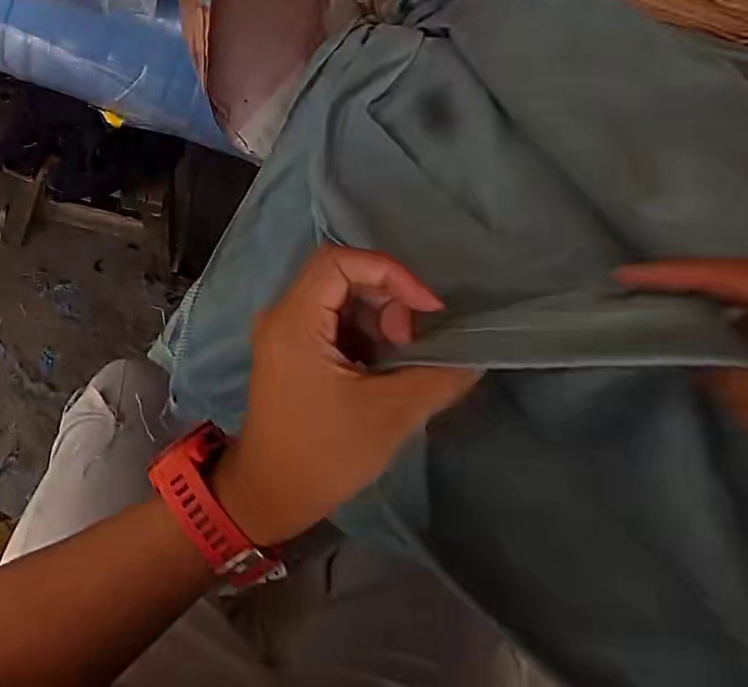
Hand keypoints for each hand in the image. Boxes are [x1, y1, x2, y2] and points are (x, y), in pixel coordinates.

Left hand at [211, 246, 480, 545]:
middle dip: (386, 298)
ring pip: (336, 297)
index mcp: (293, 320)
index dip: (388, 272)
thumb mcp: (391, 413)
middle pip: (337, 275)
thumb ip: (437, 374)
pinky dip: (362, 332)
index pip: (336, 261)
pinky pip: (329, 319)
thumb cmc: (326, 452)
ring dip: (377, 317)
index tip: (426, 309)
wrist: (273, 487)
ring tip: (398, 360)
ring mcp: (282, 330)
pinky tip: (381, 366)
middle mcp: (280, 314)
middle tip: (409, 343)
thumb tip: (473, 352)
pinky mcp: (289, 348)